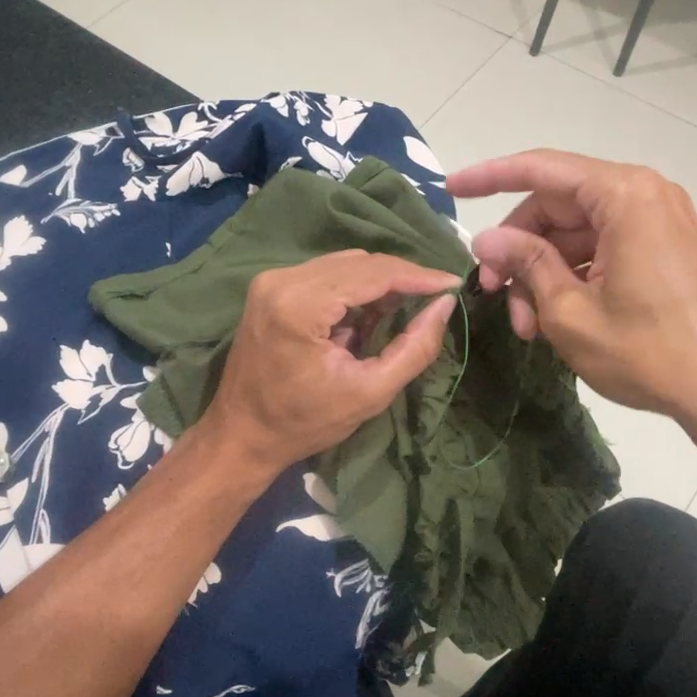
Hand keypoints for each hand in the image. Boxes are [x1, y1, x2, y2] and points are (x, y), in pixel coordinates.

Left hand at [200, 250, 458, 474]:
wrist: (242, 435)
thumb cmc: (304, 423)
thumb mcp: (369, 392)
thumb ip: (414, 348)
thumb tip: (445, 303)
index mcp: (299, 304)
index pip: (372, 273)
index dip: (418, 275)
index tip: (454, 282)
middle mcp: (281, 280)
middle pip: (358, 262)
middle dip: (401, 277)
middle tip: (436, 297)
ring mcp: (272, 281)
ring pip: (343, 264)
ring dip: (379, 282)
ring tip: (408, 307)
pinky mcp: (270, 288)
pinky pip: (325, 274)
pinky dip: (354, 288)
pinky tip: (373, 312)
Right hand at [447, 149, 696, 432]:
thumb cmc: (645, 351)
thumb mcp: (570, 312)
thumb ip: (525, 264)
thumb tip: (486, 238)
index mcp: (625, 197)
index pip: (542, 169)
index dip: (490, 177)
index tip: (450, 188)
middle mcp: (644, 195)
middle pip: (556, 205)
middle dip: (518, 249)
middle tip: (491, 293)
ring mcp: (657, 221)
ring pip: (574, 232)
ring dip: (541, 272)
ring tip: (526, 325)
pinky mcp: (661, 248)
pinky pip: (599, 247)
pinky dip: (569, 276)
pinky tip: (551, 319)